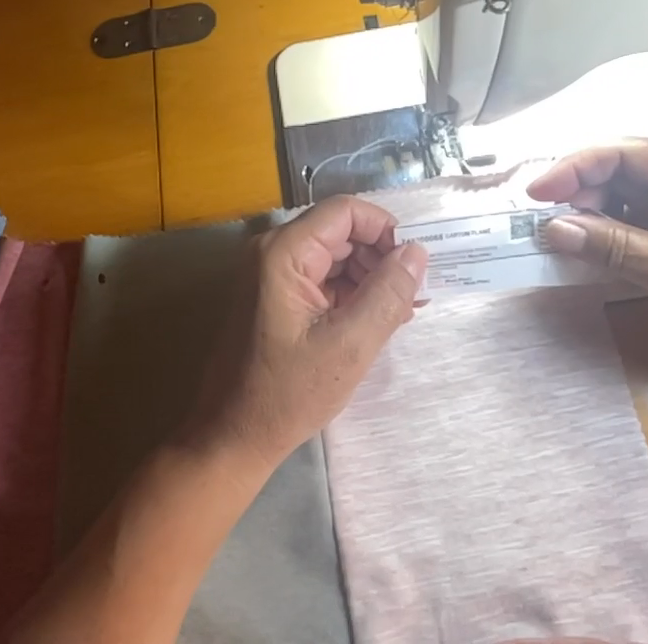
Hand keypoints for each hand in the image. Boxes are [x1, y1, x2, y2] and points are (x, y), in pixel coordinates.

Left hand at [185, 196, 428, 468]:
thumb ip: (387, 295)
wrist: (231, 436)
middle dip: (380, 257)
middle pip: (340, 231)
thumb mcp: (348, 346)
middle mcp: (273, 252)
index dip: (385, 229)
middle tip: (412, 296)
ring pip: (334, 255)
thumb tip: (416, 252)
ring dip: (369, 277)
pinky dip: (350, 294)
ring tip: (399, 313)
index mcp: (283, 253)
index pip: (345, 211)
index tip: (414, 266)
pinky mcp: (274, 296)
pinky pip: (321, 279)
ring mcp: (270, 274)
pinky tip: (375, 321)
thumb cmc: (286, 394)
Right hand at [527, 139, 647, 377]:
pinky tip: (593, 250)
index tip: (535, 195)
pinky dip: (617, 233)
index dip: (574, 169)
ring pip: (630, 196)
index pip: (625, 152)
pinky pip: (645, 220)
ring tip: (561, 239)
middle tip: (544, 224)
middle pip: (624, 170)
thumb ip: (616, 247)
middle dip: (581, 193)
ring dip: (596, 215)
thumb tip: (553, 229)